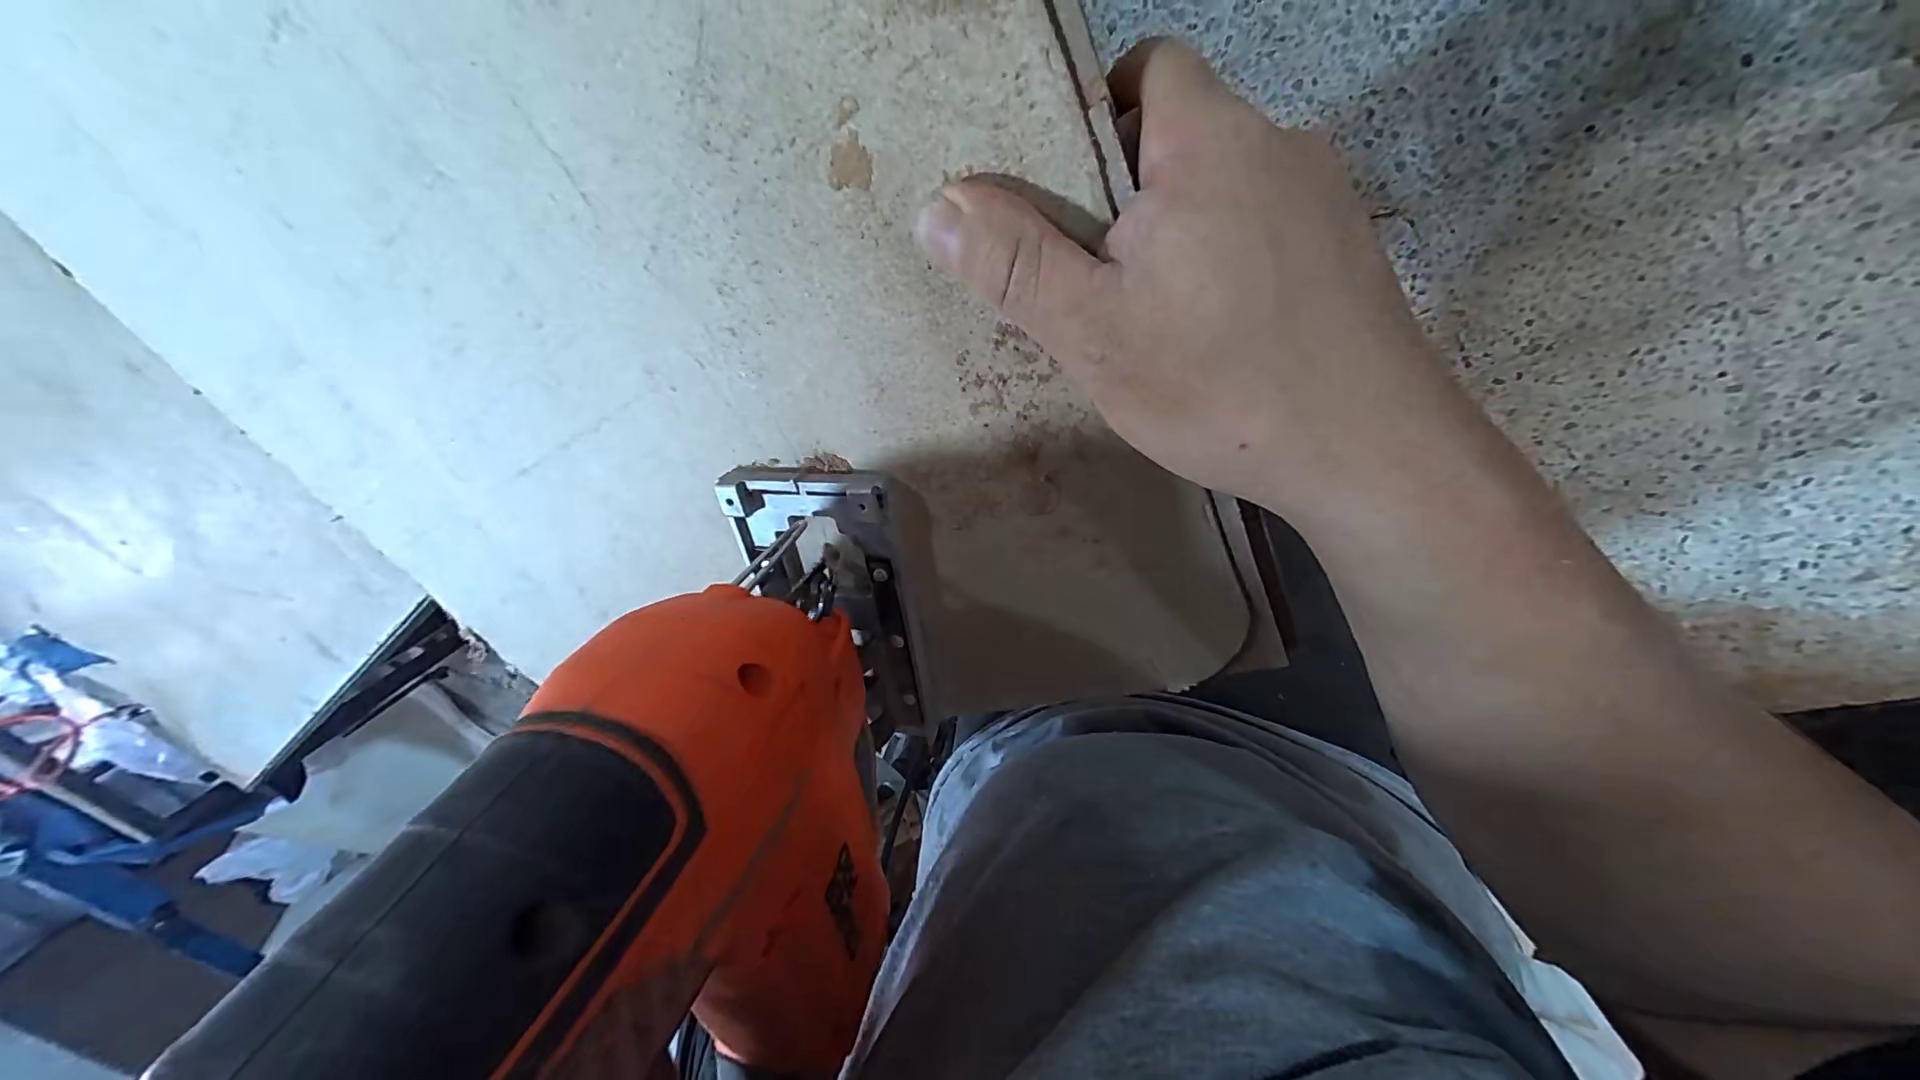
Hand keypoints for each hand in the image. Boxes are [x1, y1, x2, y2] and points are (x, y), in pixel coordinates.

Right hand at [914, 40, 1481, 523]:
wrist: (1368, 455)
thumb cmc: (1218, 384)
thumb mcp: (1094, 329)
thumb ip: (1015, 264)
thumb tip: (937, 207)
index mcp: (1211, 142)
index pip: (1148, 68)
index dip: (1096, 110)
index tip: (1064, 188)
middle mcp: (1281, 146)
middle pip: (1183, 133)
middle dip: (1126, 189)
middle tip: (1090, 269)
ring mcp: (1325, 201)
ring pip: (1225, 188)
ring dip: (1177, 230)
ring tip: (1148, 310)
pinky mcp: (1347, 255)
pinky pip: (1265, 231)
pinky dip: (1226, 261)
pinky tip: (1215, 332)